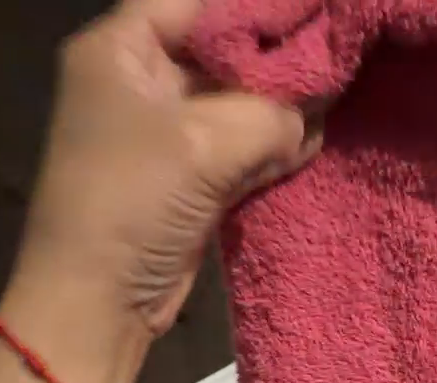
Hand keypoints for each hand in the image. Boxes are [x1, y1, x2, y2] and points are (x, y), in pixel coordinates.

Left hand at [5, 0, 319, 340]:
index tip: (315, 21)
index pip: (197, 5)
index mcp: (122, 50)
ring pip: (237, 108)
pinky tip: (311, 145)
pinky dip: (273, 151)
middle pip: (223, 56)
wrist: (101, 300)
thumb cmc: (132, 203)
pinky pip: (240, 153)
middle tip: (336, 63)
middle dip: (278, 65)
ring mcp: (169, 139)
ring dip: (281, 113)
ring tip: (335, 104)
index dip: (256, 12)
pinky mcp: (191, 184)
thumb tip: (312, 112)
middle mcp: (144, 85)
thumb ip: (267, 116)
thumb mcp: (202, 144)